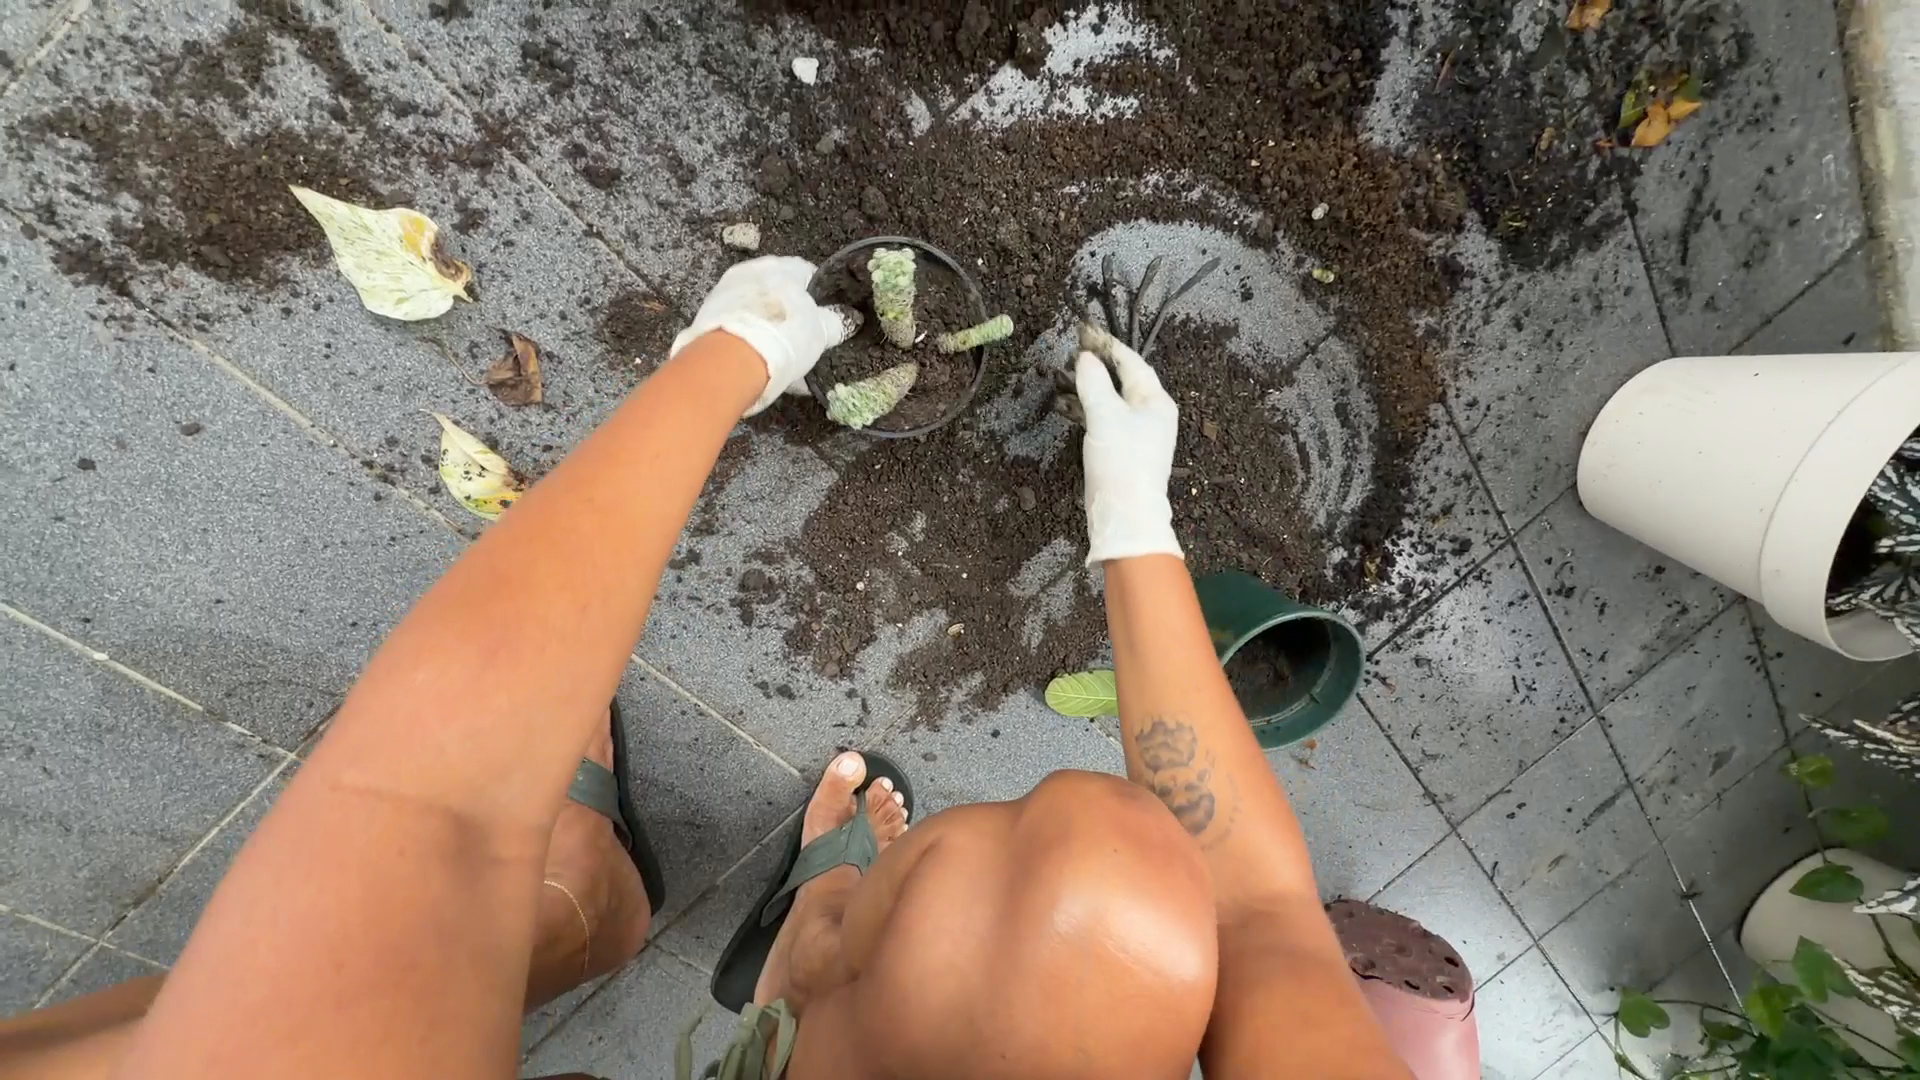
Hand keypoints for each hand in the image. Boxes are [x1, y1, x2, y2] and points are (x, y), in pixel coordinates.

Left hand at [670, 256, 860, 415]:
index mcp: (781, 266)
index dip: (820, 297)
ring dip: (771, 328)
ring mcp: (726, 292)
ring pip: (759, 311)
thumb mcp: (822, 332)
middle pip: (779, 292)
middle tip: (804, 340)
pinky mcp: (709, 316)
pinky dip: (752, 340)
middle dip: (792, 314)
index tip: (826, 319)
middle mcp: (751, 271)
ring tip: (782, 357)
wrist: (730, 361)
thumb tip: (851, 317)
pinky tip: (761, 363)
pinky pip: (741, 327)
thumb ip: (838, 322)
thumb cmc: (784, 337)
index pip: (808, 273)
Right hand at [1073, 322, 1181, 563]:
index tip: (1087, 333)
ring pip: (1111, 402)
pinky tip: (1069, 408)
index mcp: (1156, 402)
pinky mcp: (1123, 452)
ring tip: (1064, 379)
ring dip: (1088, 389)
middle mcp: (1152, 415)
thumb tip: (1085, 358)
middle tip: (1073, 353)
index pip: (1133, 363)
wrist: (1125, 514)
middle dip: (1097, 367)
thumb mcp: (1104, 415)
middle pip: (1123, 381)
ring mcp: (1138, 435)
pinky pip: (1105, 421)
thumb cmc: (1121, 461)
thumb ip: (1093, 382)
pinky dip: (1087, 411)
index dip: (1109, 347)